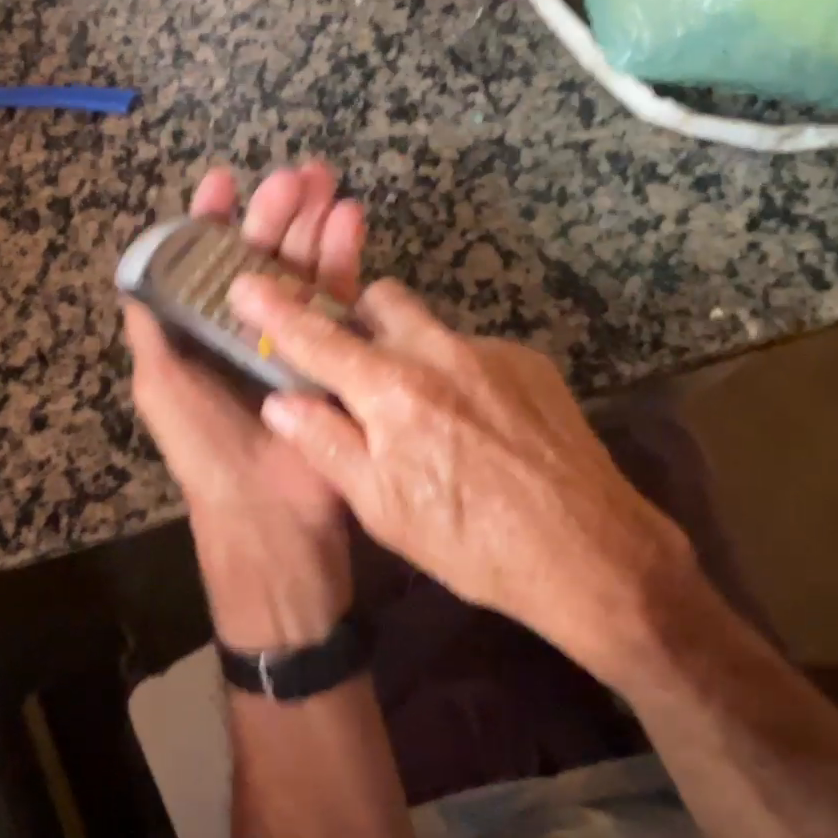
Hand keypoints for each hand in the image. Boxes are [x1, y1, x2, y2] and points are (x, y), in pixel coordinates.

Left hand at [123, 163, 364, 645]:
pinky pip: (340, 297)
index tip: (223, 181)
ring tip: (327, 181)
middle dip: (276, 210)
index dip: (211, 220)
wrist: (268, 513)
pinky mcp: (335, 353)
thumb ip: (149, 329)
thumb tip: (135, 276)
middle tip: (296, 174)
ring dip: (314, 222)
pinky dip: (345, 256)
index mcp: (204, 331)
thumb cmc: (206, 447)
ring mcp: (294, 339)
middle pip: (262, 256)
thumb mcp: (159, 385)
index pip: (206, 263)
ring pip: (303, 267)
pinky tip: (351, 220)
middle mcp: (249, 328)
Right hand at [230, 276, 700, 683]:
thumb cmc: (471, 544)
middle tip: (356, 363)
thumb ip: (327, 444)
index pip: (318, 338)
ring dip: (410, 349)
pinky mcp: (530, 363)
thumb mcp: (383, 508)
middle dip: (358, 317)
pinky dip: (456, 373)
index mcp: (393, 391)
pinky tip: (476, 425)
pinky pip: (472, 350)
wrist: (592, 554)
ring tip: (426, 412)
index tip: (245, 283)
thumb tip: (280, 402)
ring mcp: (491, 352)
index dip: (275, 309)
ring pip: (429, 326)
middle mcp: (439, 353)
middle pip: (382, 299)